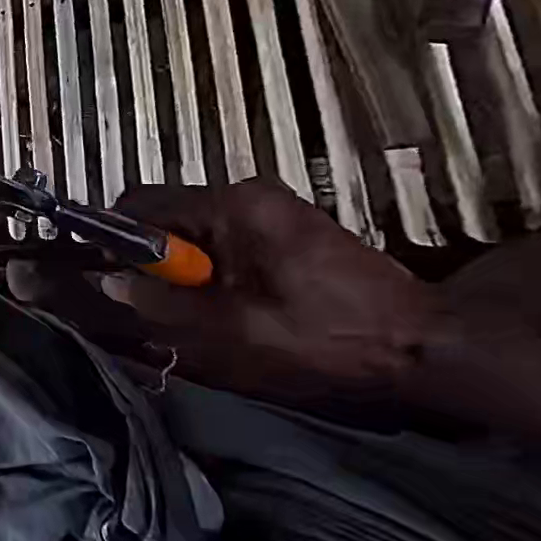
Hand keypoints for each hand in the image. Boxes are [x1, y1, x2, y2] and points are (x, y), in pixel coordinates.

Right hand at [19, 177, 434, 403]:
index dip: (118, 240)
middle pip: (164, 211)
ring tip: (205, 302)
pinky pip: (219, 230)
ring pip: (189, 223)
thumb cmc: (328, 337)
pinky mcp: (284, 219)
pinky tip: (231, 293)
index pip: (140, 206)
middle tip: (167, 297)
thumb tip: (107, 281)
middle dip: (154, 254)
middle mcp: (246, 191)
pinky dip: (210, 259)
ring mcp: (268, 203)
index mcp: (231, 206)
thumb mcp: (233, 328)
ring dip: (184, 261)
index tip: (118, 275)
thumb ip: (162, 301)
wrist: (433, 349)